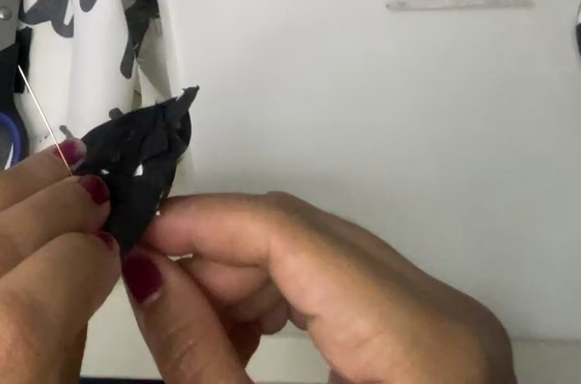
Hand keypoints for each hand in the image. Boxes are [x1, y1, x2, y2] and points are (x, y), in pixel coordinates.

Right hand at [122, 193, 514, 383]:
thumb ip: (199, 357)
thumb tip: (145, 272)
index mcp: (421, 342)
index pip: (287, 229)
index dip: (201, 222)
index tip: (137, 238)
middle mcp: (443, 312)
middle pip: (298, 234)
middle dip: (215, 259)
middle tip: (157, 299)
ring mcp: (443, 320)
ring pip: (311, 250)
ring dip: (239, 279)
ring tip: (197, 334)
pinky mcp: (431, 334)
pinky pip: (334, 281)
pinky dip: (275, 298)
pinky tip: (240, 342)